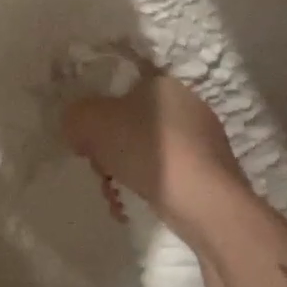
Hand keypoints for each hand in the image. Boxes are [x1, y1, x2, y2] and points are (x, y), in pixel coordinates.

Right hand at [62, 60, 250, 239]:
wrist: (205, 204)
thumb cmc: (146, 148)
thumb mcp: (89, 121)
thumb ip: (74, 116)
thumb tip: (76, 128)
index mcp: (163, 82)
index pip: (121, 84)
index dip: (96, 106)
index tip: (84, 130)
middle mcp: (188, 105)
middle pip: (131, 119)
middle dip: (108, 142)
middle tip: (95, 162)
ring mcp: (205, 141)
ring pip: (148, 148)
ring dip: (124, 166)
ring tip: (111, 191)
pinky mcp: (212, 174)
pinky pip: (167, 172)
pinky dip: (148, 184)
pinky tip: (132, 201)